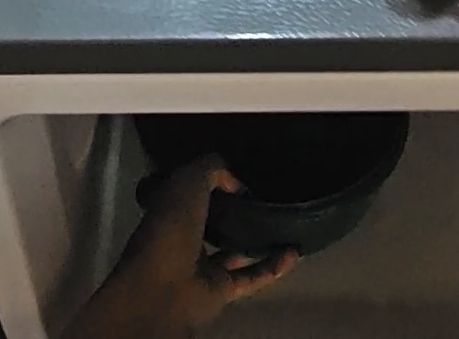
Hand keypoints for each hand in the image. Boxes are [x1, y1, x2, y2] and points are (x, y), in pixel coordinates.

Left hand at [64, 157, 297, 338]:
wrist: (164, 287)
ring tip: (282, 221)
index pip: (192, 185)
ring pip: (234, 248)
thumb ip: (213, 169)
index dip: (212, 175)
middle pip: (213, 216)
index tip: (237, 169)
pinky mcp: (220, 289)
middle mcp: (184, 232)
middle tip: (263, 195)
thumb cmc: (171, 225)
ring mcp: (202, 263)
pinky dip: (273, 266)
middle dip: (235, 207)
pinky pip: (251, 275)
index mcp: (170, 203)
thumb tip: (235, 181)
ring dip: (257, 237)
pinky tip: (293, 252)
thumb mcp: (189, 179)